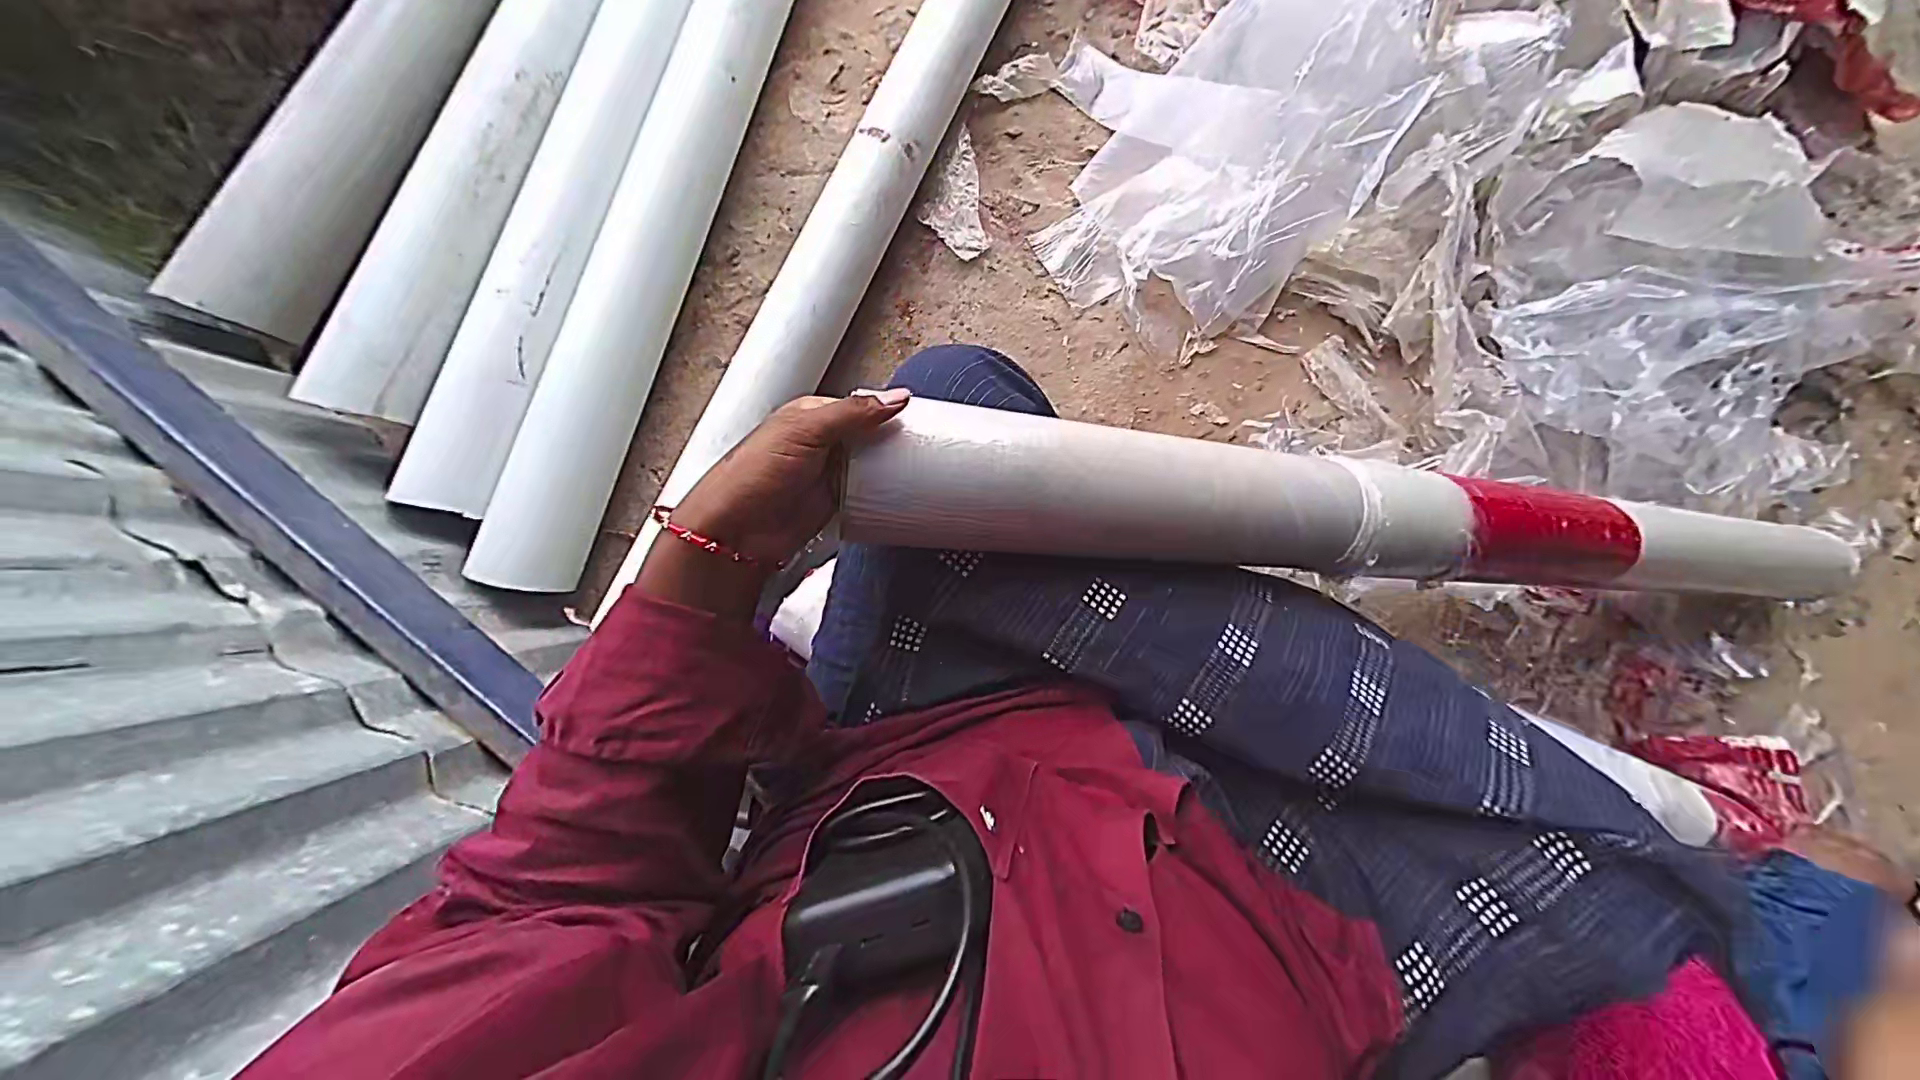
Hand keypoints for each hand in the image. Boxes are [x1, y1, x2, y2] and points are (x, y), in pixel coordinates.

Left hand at [634, 389, 909, 618]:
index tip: (918, 416)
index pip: (861, 404)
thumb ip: (853, 413)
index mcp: (813, 414)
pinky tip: (898, 491)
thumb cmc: (752, 475)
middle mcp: (823, 442)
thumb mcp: (806, 429)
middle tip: (924, 443)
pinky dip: (883, 493)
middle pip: (871, 435)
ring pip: (873, 465)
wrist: (738, 531)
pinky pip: (869, 493)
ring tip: (920, 467)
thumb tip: (894, 398)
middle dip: (894, 439)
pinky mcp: (835, 501)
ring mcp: (830, 473)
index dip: (888, 408)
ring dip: (891, 467)